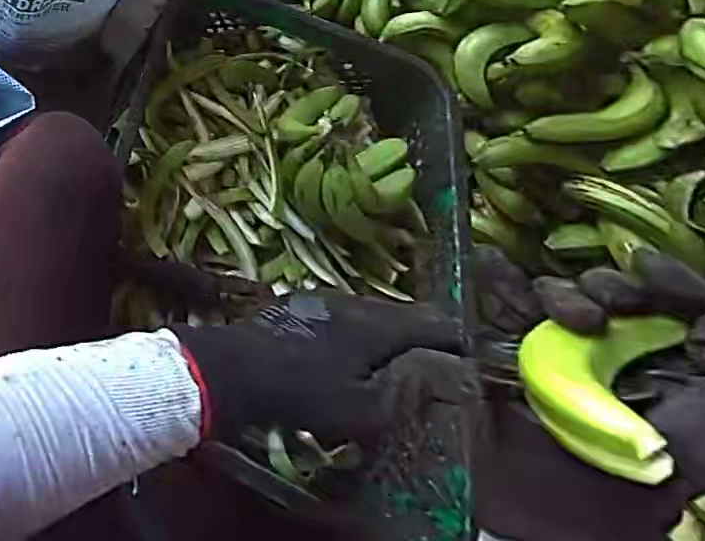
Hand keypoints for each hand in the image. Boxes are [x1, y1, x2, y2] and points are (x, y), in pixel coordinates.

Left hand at [171, 291, 473, 445]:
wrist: (232, 367)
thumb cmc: (305, 393)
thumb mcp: (369, 406)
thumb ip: (416, 385)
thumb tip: (461, 371)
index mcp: (374, 321)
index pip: (433, 321)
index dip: (458, 345)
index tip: (471, 368)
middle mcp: (349, 300)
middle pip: (400, 316)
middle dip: (423, 342)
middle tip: (437, 374)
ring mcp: (318, 299)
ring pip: (369, 315)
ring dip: (387, 339)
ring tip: (395, 369)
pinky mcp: (296, 307)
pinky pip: (341, 318)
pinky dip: (357, 337)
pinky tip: (350, 359)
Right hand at [474, 248, 704, 540]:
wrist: (538, 500)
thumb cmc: (634, 482)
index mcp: (677, 376)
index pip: (681, 313)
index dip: (670, 285)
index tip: (647, 265)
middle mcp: (618, 356)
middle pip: (616, 299)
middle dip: (610, 290)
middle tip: (602, 305)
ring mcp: (554, 349)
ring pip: (558, 295)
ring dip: (558, 291)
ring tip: (553, 314)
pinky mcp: (500, 345)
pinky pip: (495, 299)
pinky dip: (495, 275)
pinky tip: (491, 264)